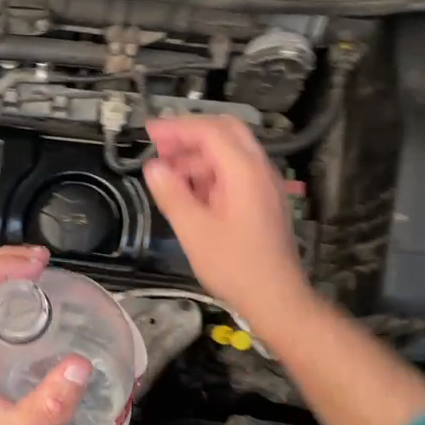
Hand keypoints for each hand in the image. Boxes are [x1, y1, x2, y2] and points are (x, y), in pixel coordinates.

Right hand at [141, 116, 312, 327]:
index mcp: (244, 172)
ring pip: (230, 153)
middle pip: (225, 133)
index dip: (177, 128)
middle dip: (190, 135)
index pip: (210, 132)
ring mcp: (264, 185)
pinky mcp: (262, 201)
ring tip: (167, 173)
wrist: (275, 296)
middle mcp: (259, 170)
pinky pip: (235, 173)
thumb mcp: (194, 231)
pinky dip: (209, 173)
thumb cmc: (235, 266)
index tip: (149, 132)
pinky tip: (188, 191)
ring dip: (197, 156)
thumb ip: (172, 194)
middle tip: (159, 145)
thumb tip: (153, 168)